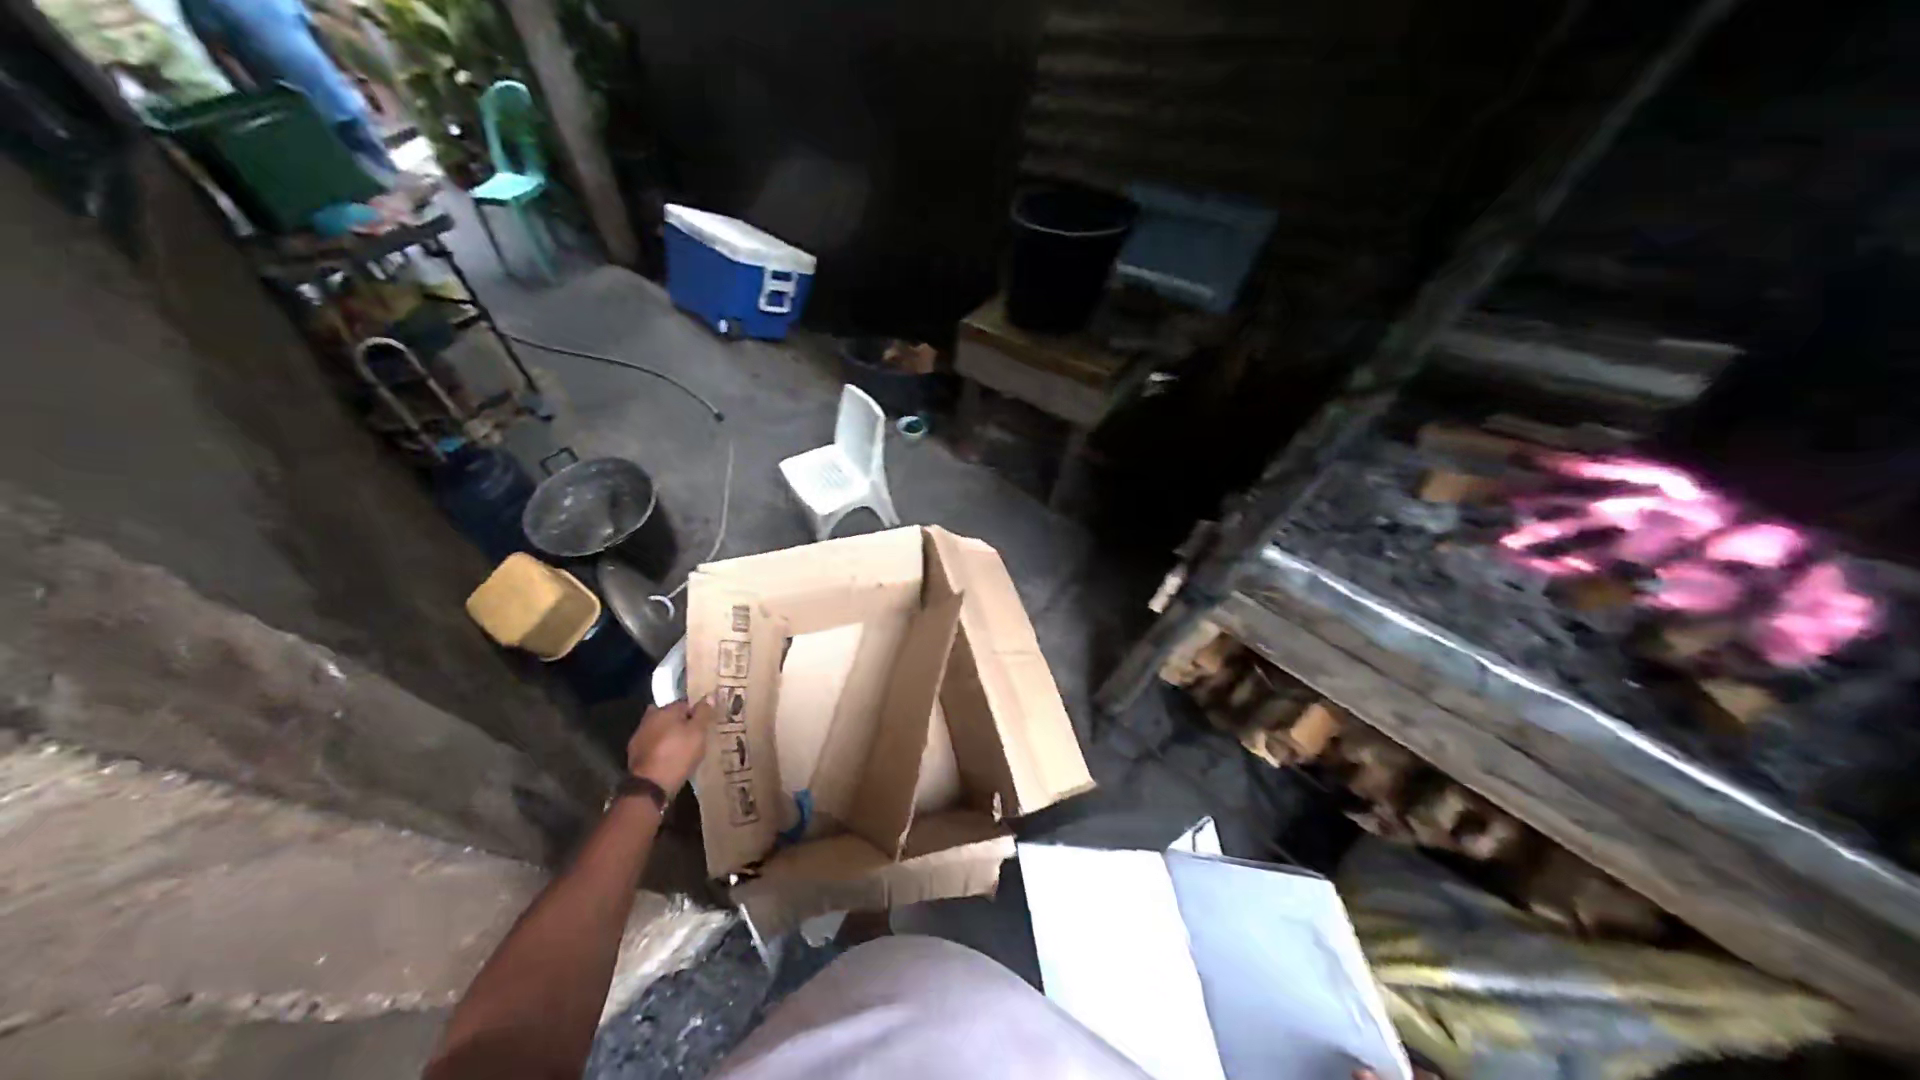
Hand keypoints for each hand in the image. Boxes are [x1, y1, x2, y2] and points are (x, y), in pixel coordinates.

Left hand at [625, 695, 713, 795]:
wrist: (650, 785)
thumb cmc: (678, 754)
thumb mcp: (698, 732)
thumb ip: (703, 713)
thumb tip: (707, 697)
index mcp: (666, 710)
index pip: (685, 704)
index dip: (696, 714)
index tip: (702, 726)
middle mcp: (650, 718)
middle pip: (669, 716)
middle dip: (679, 722)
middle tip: (691, 736)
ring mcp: (639, 735)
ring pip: (658, 729)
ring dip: (667, 734)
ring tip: (679, 748)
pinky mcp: (634, 752)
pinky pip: (652, 743)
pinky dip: (659, 747)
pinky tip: (666, 757)